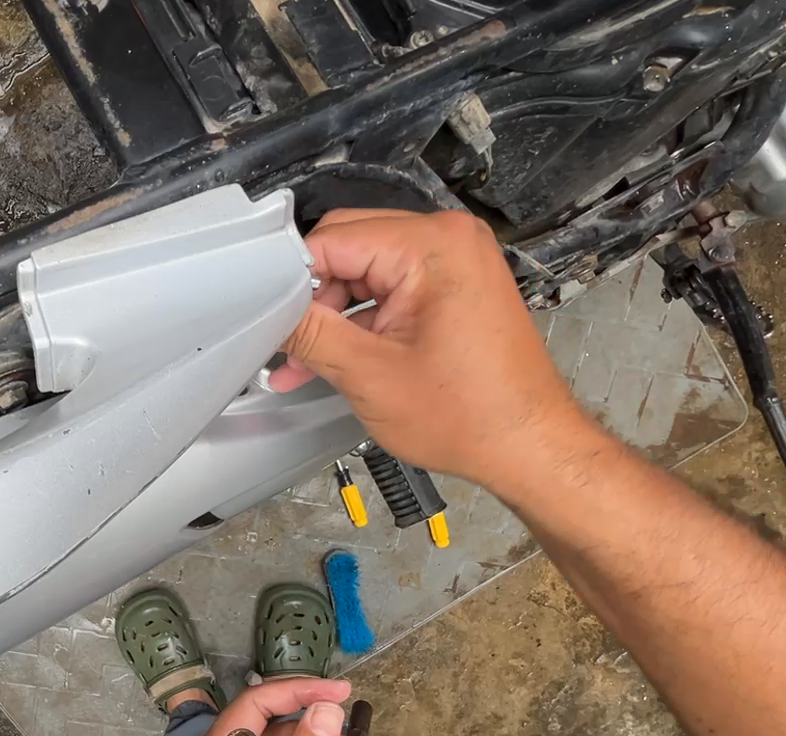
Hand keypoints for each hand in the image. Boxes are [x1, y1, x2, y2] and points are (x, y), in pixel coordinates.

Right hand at [273, 208, 593, 490]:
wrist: (525, 446)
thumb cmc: (472, 415)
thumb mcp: (368, 374)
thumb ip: (310, 335)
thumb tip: (269, 312)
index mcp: (432, 248)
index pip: (332, 240)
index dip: (289, 277)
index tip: (260, 311)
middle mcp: (447, 243)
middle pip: (345, 250)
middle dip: (308, 299)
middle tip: (281, 340)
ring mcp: (450, 266)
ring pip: (360, 275)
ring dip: (328, 318)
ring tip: (300, 363)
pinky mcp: (448, 291)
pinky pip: (385, 294)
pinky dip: (356, 325)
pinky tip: (329, 359)